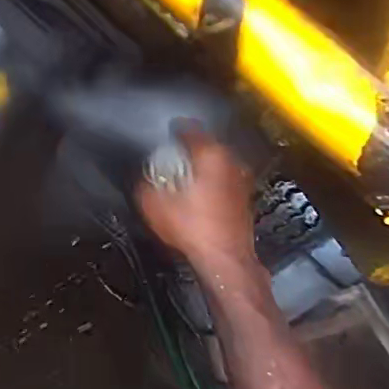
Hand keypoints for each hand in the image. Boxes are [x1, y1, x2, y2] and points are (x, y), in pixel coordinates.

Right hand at [136, 123, 256, 275]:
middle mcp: (231, 164)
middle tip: (169, 154)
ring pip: (217, 163)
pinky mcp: (244, 200)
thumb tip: (144, 176)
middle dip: (188, 148)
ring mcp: (241, 182)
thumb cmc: (193, 228)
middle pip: (206, 145)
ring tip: (181, 174)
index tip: (167, 130)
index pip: (191, 128)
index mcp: (210, 155)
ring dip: (200, 165)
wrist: (223, 260)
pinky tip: (195, 195)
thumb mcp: (151, 201)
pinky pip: (223, 180)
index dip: (174, 128)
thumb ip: (144, 181)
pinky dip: (210, 182)